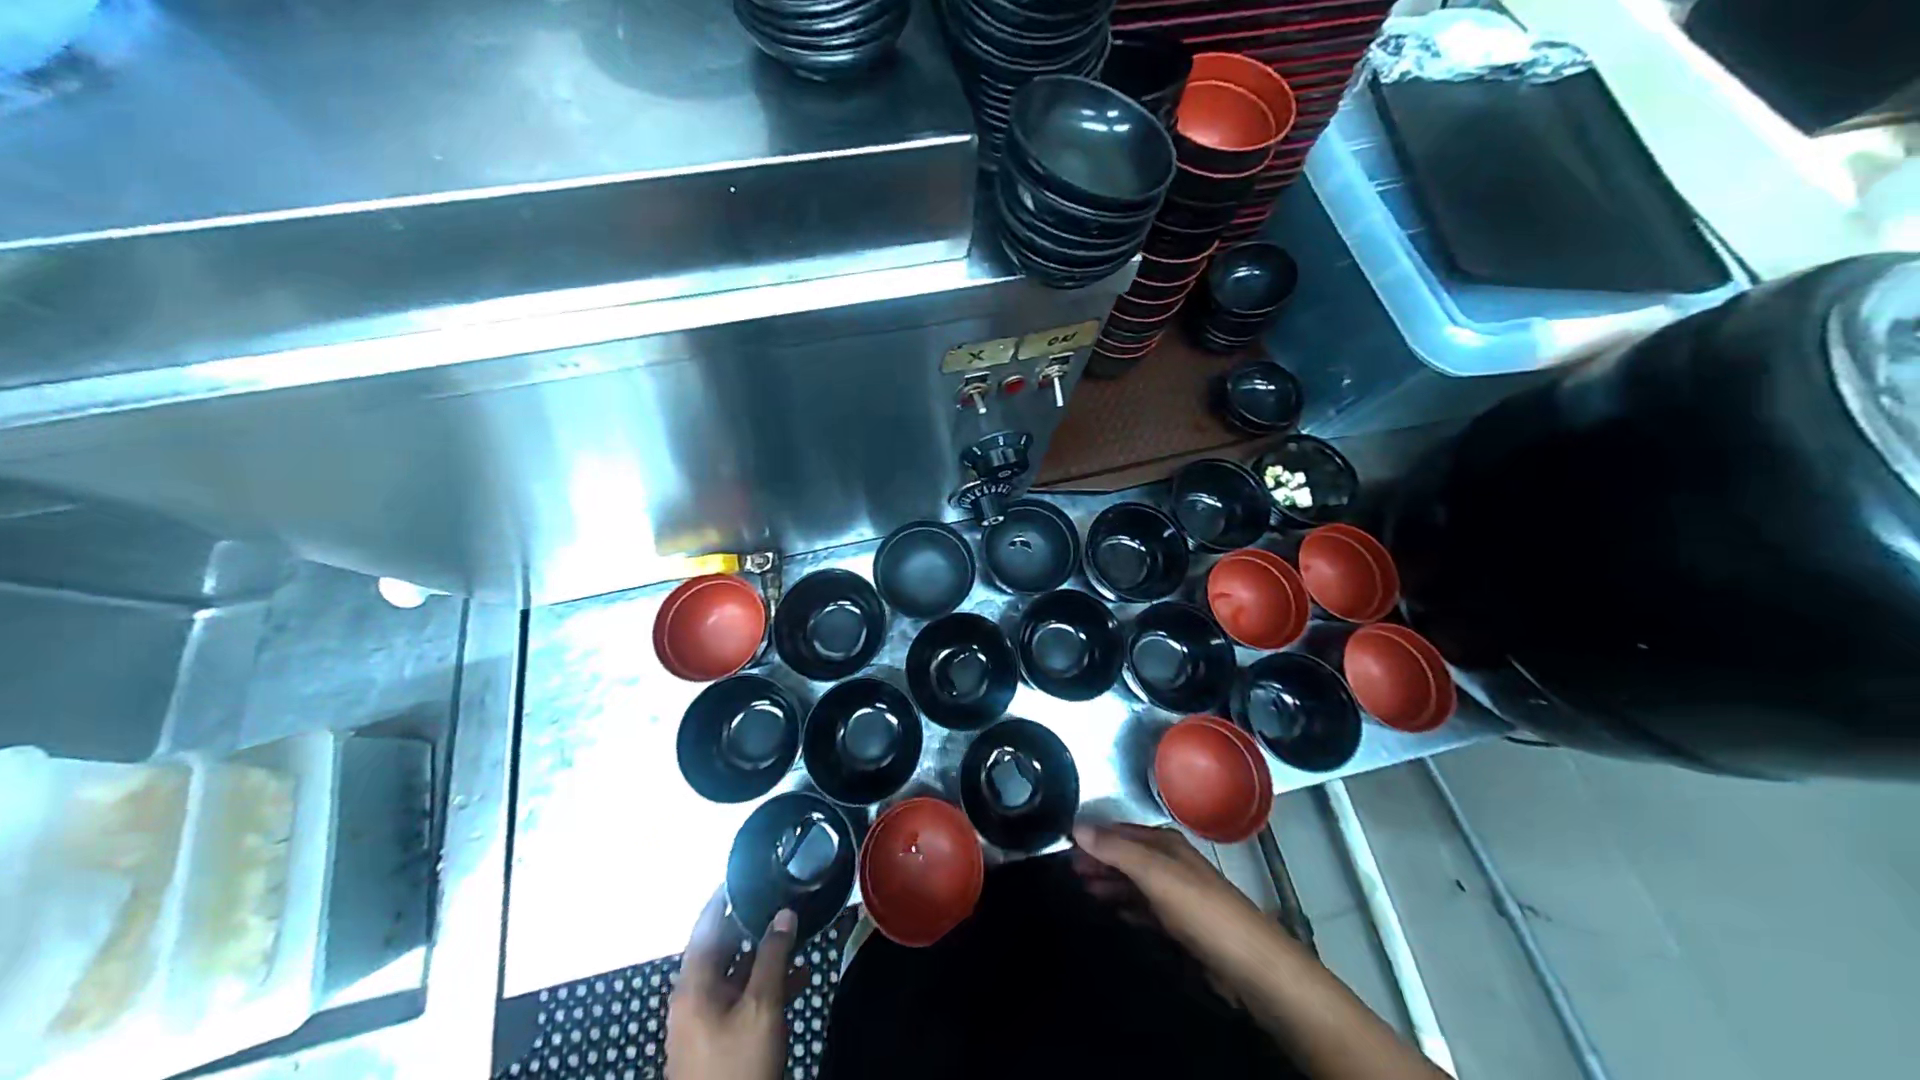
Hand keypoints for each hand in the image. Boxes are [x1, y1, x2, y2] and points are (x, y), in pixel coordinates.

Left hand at [665, 891, 794, 1079]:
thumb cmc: (739, 1064)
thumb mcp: (762, 1007)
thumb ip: (773, 956)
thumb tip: (784, 913)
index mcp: (693, 984)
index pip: (706, 926)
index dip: (725, 898)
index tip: (748, 872)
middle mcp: (693, 997)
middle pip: (722, 948)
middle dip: (754, 925)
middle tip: (783, 899)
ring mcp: (704, 1021)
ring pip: (736, 974)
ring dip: (766, 957)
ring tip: (800, 937)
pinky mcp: (717, 1040)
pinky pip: (740, 999)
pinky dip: (765, 985)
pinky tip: (797, 978)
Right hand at [1072, 823, 1291, 991]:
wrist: (1250, 965)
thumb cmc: (1200, 910)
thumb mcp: (1154, 873)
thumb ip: (1116, 849)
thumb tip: (1077, 826)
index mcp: (1166, 844)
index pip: (1120, 831)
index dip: (1093, 836)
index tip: (1064, 844)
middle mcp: (1171, 863)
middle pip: (1127, 855)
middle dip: (1099, 859)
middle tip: (1068, 870)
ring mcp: (1177, 895)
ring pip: (1134, 882)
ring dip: (1110, 883)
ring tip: (1083, 890)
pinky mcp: (1182, 926)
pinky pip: (1145, 909)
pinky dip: (1126, 907)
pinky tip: (1114, 913)